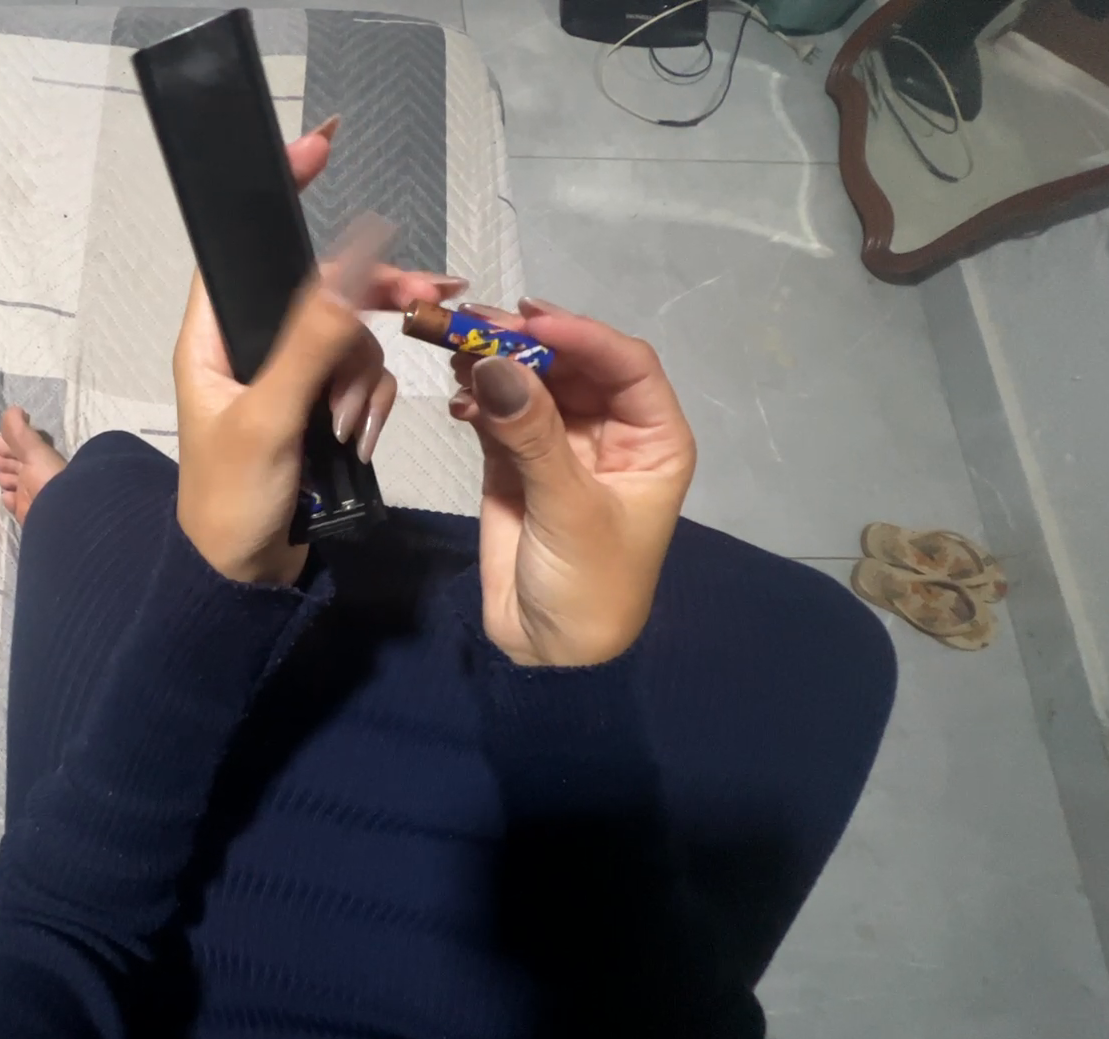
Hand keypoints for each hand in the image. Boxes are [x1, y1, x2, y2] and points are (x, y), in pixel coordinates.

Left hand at [172, 118, 465, 584]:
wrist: (243, 578)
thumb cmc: (231, 502)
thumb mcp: (267, 419)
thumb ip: (309, 338)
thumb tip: (353, 253)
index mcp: (214, 338)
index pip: (245, 248)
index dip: (281, 196)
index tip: (326, 147)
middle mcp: (250, 349)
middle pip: (322, 291)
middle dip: (371, 300)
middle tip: (434, 292)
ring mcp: (287, 381)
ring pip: (351, 341)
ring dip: (363, 383)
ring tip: (347, 431)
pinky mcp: (315, 411)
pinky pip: (359, 382)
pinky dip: (368, 406)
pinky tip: (357, 442)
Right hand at [448, 299, 695, 666]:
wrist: (546, 647)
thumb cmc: (587, 582)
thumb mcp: (568, 508)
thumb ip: (531, 435)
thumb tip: (491, 363)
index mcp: (652, 440)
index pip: (626, 367)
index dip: (582, 338)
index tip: (529, 320)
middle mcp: (609, 434)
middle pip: (571, 369)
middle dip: (527, 345)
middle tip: (476, 323)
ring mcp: (557, 447)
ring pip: (530, 388)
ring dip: (496, 367)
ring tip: (455, 352)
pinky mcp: (513, 464)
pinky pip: (497, 418)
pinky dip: (477, 403)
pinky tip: (457, 399)